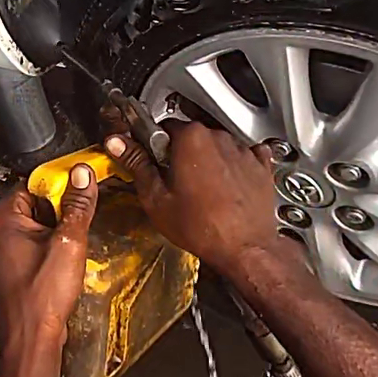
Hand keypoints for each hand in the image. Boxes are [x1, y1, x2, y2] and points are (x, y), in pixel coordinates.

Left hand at [0, 165, 98, 361]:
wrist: (29, 339)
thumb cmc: (42, 296)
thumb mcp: (68, 243)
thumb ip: (77, 205)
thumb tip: (81, 176)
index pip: (29, 185)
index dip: (55, 191)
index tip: (73, 197)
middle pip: (25, 207)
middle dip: (51, 216)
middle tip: (68, 232)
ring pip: (22, 230)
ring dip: (43, 236)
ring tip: (60, 254)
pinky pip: (16, 251)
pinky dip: (33, 254)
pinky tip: (49, 270)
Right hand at [105, 121, 307, 287]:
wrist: (245, 250)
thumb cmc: (202, 227)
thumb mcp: (155, 197)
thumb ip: (136, 163)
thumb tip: (117, 142)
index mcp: (190, 138)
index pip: (162, 126)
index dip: (153, 144)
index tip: (152, 160)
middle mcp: (218, 137)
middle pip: (189, 134)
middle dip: (179, 152)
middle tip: (172, 180)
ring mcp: (242, 151)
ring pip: (214, 144)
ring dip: (205, 159)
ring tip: (199, 188)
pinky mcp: (260, 166)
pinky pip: (243, 154)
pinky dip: (232, 164)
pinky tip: (225, 183)